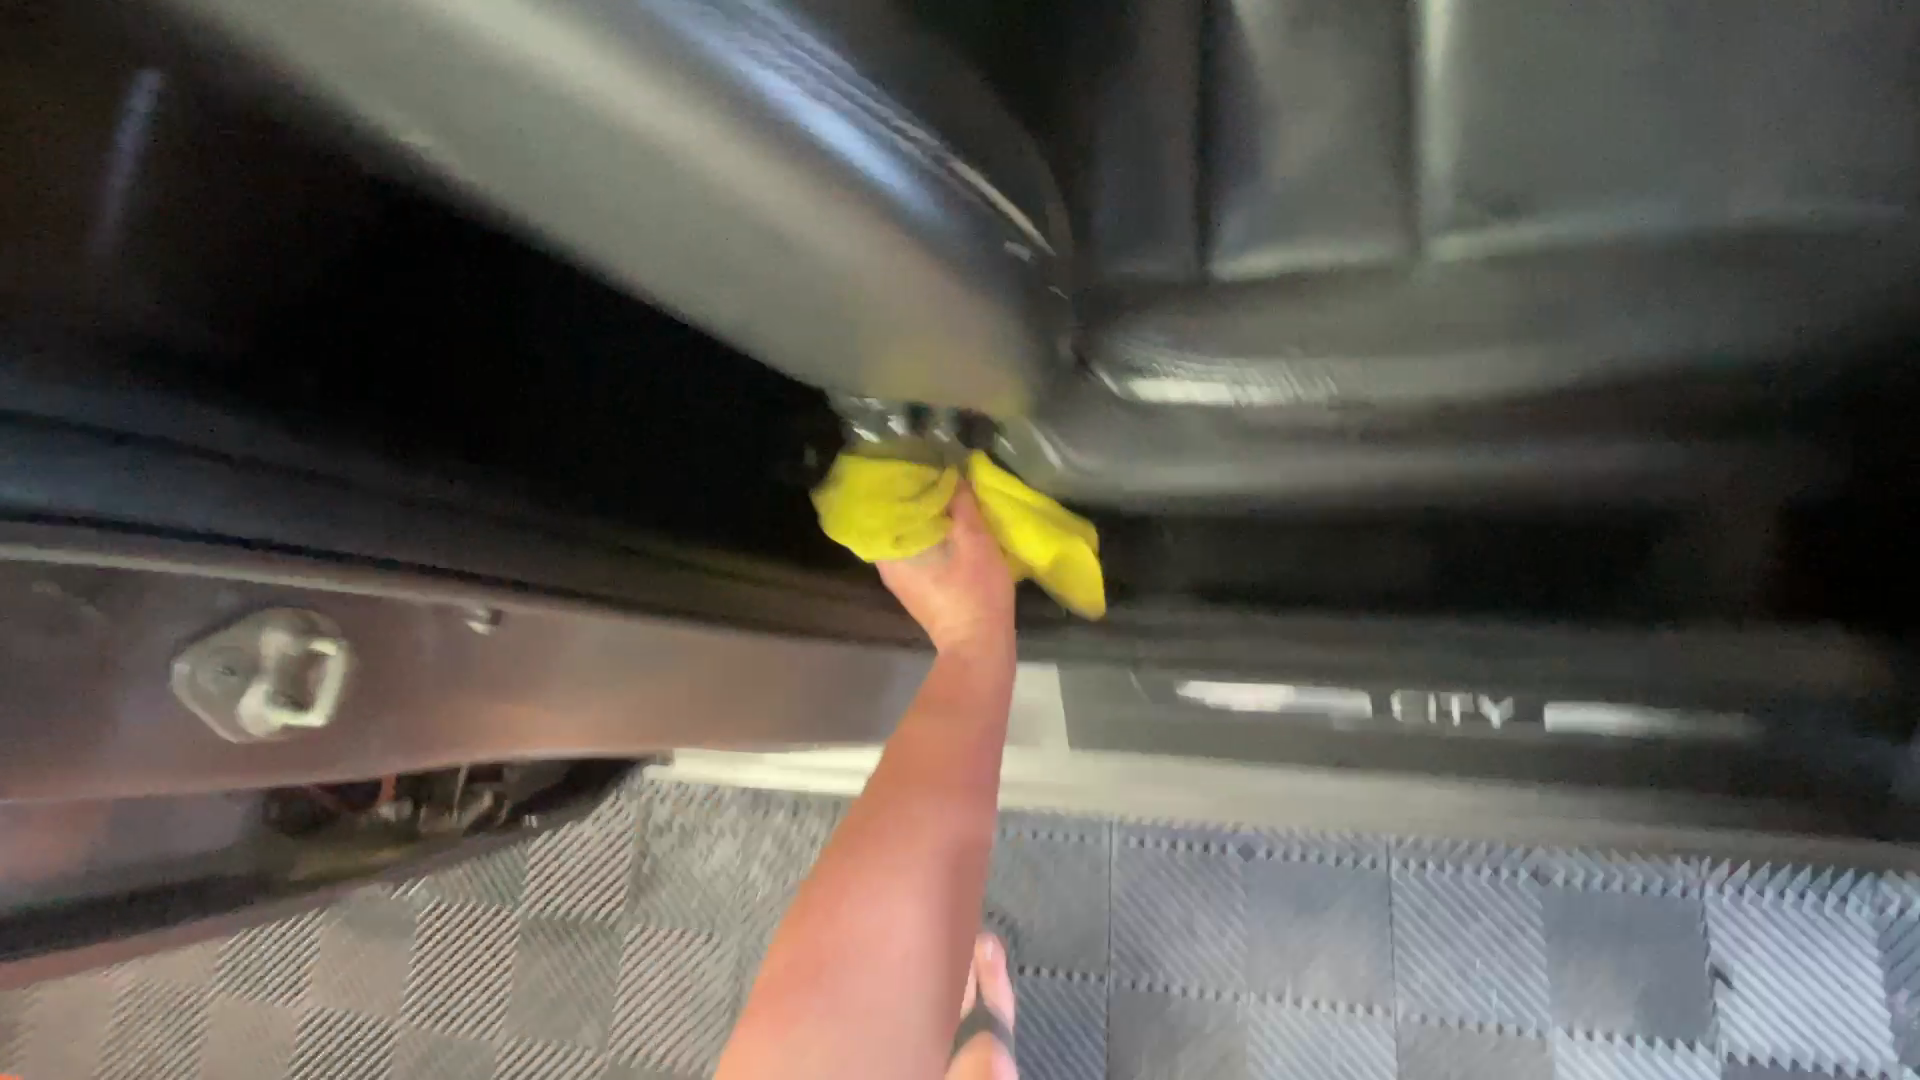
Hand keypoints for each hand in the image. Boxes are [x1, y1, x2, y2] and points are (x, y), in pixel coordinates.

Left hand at [877, 484, 1015, 655]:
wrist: (979, 648)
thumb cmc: (974, 594)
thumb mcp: (975, 541)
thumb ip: (962, 504)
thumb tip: (953, 472)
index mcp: (891, 551)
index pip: (881, 505)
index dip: (897, 480)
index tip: (914, 461)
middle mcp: (886, 564)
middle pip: (892, 519)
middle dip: (909, 496)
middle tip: (930, 470)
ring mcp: (900, 579)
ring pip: (904, 535)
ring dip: (920, 515)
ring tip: (940, 490)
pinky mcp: (915, 589)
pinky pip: (913, 550)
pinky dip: (926, 534)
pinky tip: (946, 523)